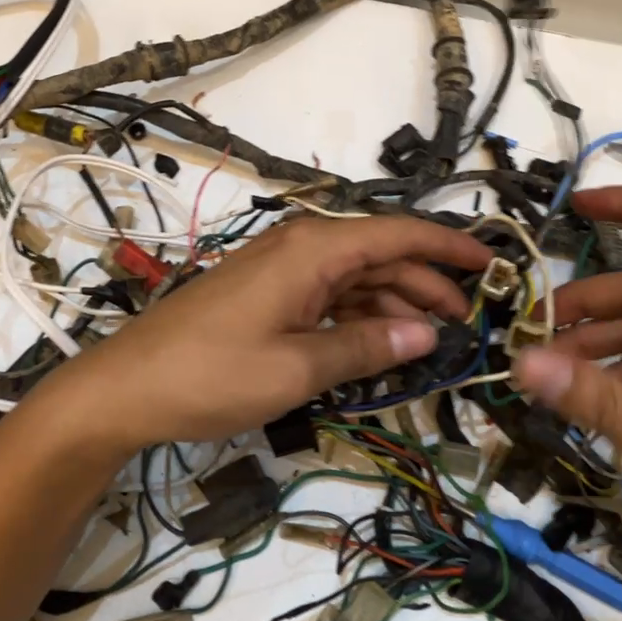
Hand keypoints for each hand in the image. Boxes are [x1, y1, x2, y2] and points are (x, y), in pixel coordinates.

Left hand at [27, 214, 491, 453]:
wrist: (128, 387)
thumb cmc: (214, 373)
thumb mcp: (298, 368)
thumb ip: (366, 347)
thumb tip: (428, 333)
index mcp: (312, 250)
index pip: (396, 233)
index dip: (448, 246)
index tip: (493, 263)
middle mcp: (300, 248)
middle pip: (380, 255)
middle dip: (427, 282)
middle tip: (470, 321)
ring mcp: (281, 272)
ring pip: (356, 277)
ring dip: (396, 301)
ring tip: (436, 336)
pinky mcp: (267, 296)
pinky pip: (328, 297)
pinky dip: (360, 316)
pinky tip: (382, 341)